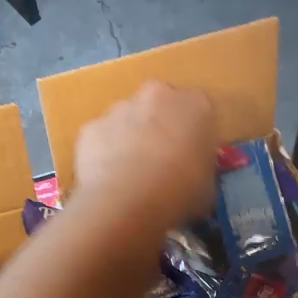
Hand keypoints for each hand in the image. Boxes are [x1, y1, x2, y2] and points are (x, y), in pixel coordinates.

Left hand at [72, 82, 216, 229]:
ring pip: (126, 119)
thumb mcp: (206, 189)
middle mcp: (157, 95)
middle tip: (159, 162)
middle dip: (159, 128)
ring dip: (129, 139)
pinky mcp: (90, 127)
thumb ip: (201, 172)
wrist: (126, 201)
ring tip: (129, 176)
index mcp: (196, 105)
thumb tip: (193, 178)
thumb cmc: (178, 193)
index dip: (193, 136)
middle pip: (160, 106)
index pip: (199, 112)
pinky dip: (102, 154)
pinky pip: (100, 139)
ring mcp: (119, 108)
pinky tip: (105, 180)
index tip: (189, 158)